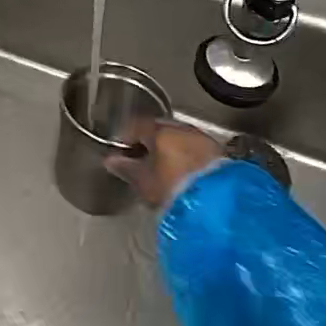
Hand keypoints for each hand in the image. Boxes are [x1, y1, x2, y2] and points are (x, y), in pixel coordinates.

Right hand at [104, 119, 223, 207]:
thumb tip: (111, 160)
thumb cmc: (173, 189)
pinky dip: (182, 153)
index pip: (136, 124)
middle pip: (158, 128)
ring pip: (176, 136)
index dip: (126, 136)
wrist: (214, 200)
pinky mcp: (214, 149)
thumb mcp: (144, 182)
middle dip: (147, 140)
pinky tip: (179, 169)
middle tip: (138, 157)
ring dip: (166, 146)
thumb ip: (126, 168)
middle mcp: (181, 127)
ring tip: (158, 166)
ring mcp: (199, 136)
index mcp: (160, 130)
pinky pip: (191, 145)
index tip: (120, 148)